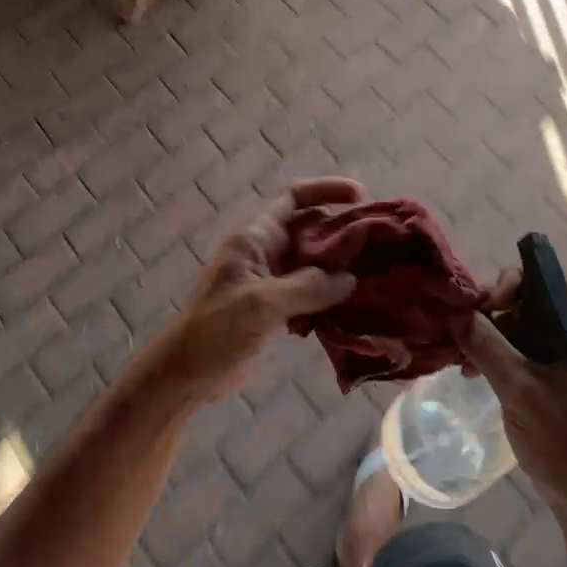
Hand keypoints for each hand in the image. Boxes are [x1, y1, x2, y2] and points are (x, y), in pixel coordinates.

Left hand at [153, 177, 364, 401]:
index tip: (360, 196)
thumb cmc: (216, 331)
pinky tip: (355, 306)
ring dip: (340, 268)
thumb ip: (307, 288)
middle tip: (379, 242)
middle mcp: (264, 254)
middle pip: (310, 230)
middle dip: (342, 232)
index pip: (292, 199)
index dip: (325, 191)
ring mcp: (270, 282)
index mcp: (254, 239)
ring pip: (313, 264)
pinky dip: (331, 297)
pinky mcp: (275, 310)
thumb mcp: (262, 304)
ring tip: (376, 272)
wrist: (187, 375)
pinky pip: (310, 294)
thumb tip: (350, 280)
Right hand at [455, 269, 566, 518]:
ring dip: (487, 338)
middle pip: (524, 302)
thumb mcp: (518, 386)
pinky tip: (471, 375)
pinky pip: (519, 353)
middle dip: (489, 314)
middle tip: (462, 337)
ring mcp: (564, 358)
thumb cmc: (563, 436)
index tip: (480, 309)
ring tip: (461, 363)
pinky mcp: (553, 381)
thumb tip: (455, 312)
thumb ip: (486, 344)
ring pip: (518, 329)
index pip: (539, 278)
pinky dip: (495, 358)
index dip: (505, 284)